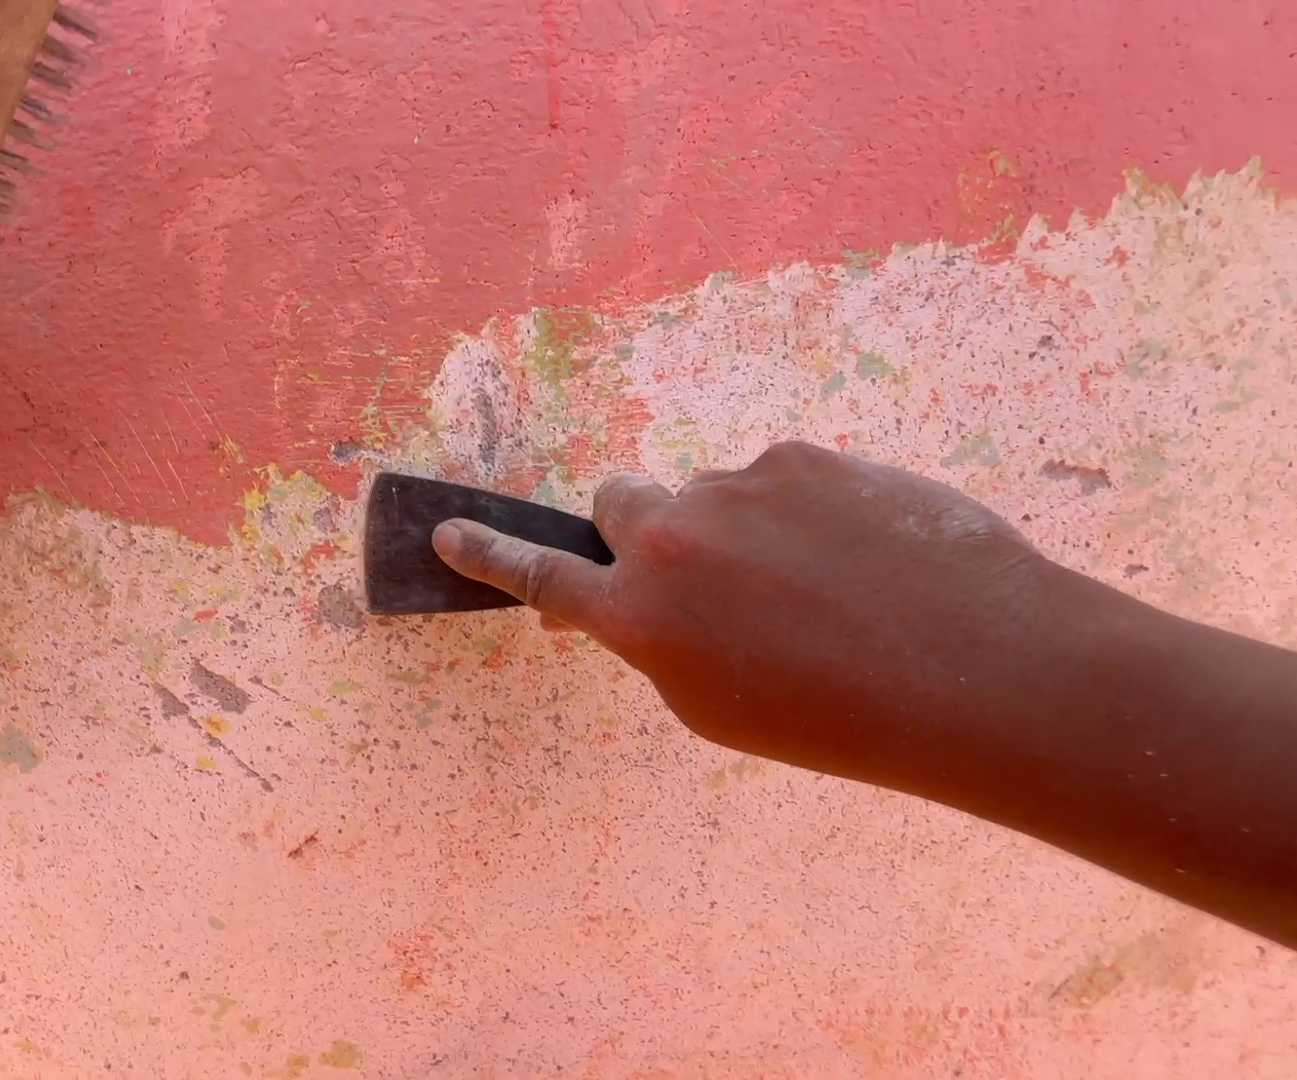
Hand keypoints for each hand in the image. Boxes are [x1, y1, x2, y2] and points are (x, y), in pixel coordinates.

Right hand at [432, 442, 1073, 787]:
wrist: (987, 676)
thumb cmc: (833, 718)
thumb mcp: (708, 703)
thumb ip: (648, 640)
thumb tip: (619, 596)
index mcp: (637, 616)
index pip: (536, 574)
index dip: (486, 552)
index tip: (445, 531)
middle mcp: (665, 541)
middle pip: (614, 499)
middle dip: (636, 524)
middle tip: (693, 562)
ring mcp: (730, 488)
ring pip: (703, 493)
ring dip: (731, 525)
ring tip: (813, 577)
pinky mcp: (798, 456)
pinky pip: (771, 477)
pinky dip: (795, 508)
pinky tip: (856, 548)